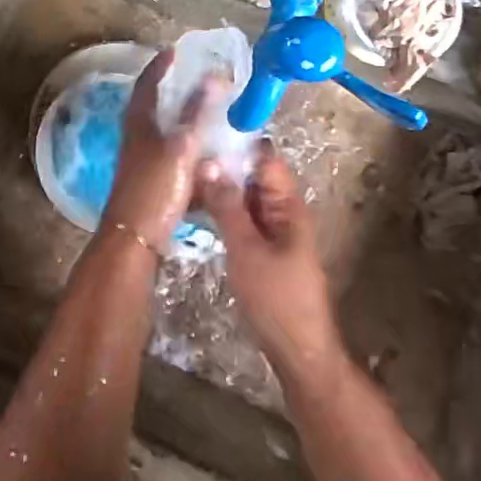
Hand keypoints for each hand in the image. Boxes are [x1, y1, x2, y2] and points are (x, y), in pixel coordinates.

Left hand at [101, 49, 220, 244]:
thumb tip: (213, 78)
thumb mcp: (179, 148)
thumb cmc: (154, 188)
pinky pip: (175, 156)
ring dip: (185, 121)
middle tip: (198, 80)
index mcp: (138, 122)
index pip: (147, 84)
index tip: (174, 51)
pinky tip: (210, 156)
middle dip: (174, 91)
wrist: (134, 237)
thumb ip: (196, 115)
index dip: (159, 66)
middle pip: (154, 105)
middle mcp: (137, 136)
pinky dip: (191, 150)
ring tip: (211, 114)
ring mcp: (144, 160)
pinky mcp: (154, 181)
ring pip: (166, 132)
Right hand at [200, 149, 341, 380]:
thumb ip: (227, 206)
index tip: (202, 127)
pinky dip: (221, 207)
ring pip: (244, 195)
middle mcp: (282, 210)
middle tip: (182, 151)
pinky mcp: (261, 247)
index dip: (237, 140)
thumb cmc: (276, 299)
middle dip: (222, 161)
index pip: (264, 157)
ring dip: (219, 185)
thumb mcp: (246, 249)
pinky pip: (241, 215)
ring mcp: (272, 229)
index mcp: (287, 205)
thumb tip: (208, 162)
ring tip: (181, 172)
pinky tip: (194, 204)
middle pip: (252, 174)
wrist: (298, 353)